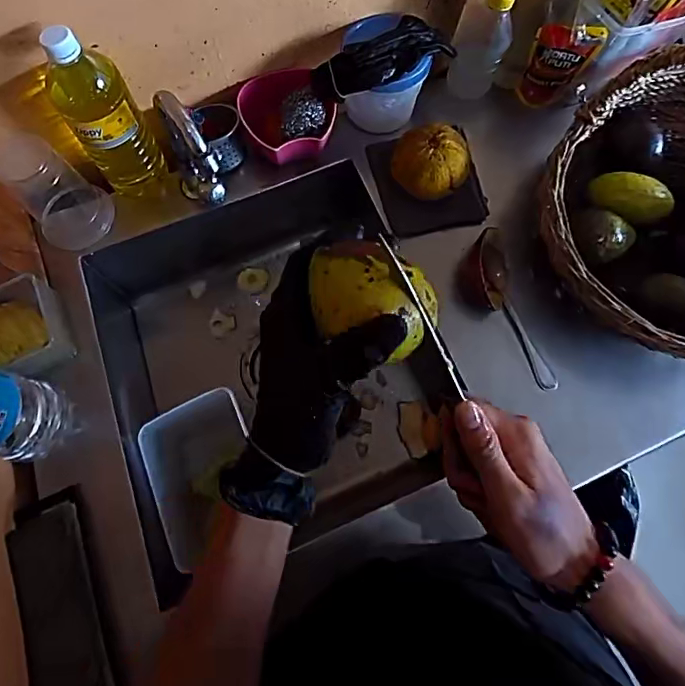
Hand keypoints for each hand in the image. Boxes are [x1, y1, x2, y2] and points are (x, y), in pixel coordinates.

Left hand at [222, 242, 406, 523]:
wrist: (287, 452)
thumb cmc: (297, 410)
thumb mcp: (329, 376)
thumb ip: (362, 348)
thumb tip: (400, 320)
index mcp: (284, 315)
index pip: (302, 263)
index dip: (326, 242)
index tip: (358, 233)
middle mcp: (291, 319)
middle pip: (318, 276)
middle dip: (346, 262)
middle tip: (379, 255)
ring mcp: (302, 337)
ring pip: (329, 299)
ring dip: (354, 287)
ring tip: (385, 279)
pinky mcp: (315, 354)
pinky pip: (339, 322)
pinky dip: (359, 314)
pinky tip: (383, 317)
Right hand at [442, 399, 600, 589]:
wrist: (574, 563)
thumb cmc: (546, 535)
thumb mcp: (507, 495)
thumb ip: (483, 450)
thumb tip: (464, 408)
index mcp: (517, 433)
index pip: (465, 409)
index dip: (454, 438)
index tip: (461, 468)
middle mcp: (517, 433)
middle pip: (465, 431)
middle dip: (462, 467)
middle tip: (479, 493)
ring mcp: (516, 449)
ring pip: (469, 454)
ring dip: (471, 484)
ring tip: (491, 505)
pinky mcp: (514, 465)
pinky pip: (481, 469)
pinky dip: (481, 491)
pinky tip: (494, 507)